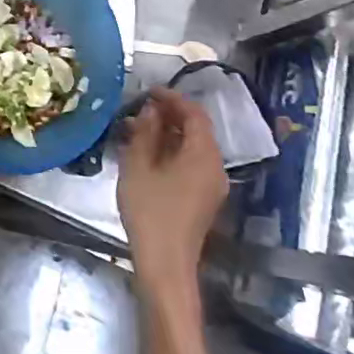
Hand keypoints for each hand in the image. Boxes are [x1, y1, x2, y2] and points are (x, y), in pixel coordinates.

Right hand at [118, 87, 227, 285]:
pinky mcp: (204, 198)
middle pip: (198, 130)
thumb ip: (145, 133)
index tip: (148, 91)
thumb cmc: (149, 210)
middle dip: (170, 115)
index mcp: (203, 155)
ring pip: (194, 147)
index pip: (195, 114)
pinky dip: (173, 150)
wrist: (165, 263)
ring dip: (169, 133)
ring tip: (138, 128)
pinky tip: (148, 153)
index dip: (173, 98)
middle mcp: (215, 166)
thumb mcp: (138, 166)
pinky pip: (192, 163)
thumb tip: (152, 111)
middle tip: (140, 108)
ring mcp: (212, 184)